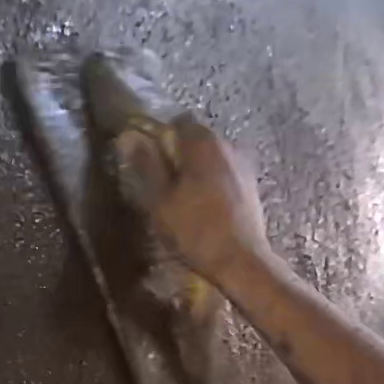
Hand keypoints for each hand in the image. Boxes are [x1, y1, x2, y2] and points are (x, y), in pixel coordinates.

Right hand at [142, 115, 271, 283]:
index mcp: (204, 142)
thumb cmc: (195, 231)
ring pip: (212, 159)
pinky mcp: (252, 187)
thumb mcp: (161, 201)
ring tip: (184, 201)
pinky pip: (225, 176)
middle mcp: (229, 144)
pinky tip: (205, 209)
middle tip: (163, 186)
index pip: (178, 122)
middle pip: (197, 139)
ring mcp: (245, 165)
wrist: (240, 261)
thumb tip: (131, 138)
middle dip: (179, 156)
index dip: (161, 138)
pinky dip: (212, 185)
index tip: (150, 162)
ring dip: (197, 172)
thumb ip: (148, 166)